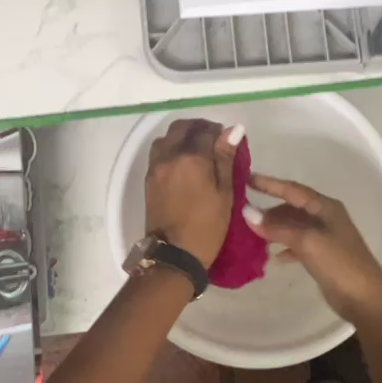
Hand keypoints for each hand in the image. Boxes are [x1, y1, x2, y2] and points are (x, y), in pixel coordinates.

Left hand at [143, 119, 240, 266]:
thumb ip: (225, 158)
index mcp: (191, 158)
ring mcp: (155, 167)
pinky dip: (170, 150)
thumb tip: (233, 129)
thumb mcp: (224, 193)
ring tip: (196, 152)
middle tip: (213, 142)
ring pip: (166, 138)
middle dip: (198, 128)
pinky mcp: (148, 179)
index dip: (218, 132)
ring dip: (181, 137)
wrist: (174, 254)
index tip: (227, 142)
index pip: (205, 131)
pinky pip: (158, 153)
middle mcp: (169, 156)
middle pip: (182, 128)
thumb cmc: (207, 226)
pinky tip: (183, 164)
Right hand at [242, 173, 381, 321]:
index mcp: (325, 207)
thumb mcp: (307, 242)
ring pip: (294, 227)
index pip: (292, 189)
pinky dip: (285, 247)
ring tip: (252, 236)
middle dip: (269, 210)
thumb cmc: (339, 264)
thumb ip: (278, 227)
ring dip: (275, 229)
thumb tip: (247, 212)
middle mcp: (326, 217)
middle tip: (242, 214)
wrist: (365, 299)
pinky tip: (273, 257)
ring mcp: (325, 237)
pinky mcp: (323, 256)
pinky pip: (298, 245)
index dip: (269, 183)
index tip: (245, 178)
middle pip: (292, 208)